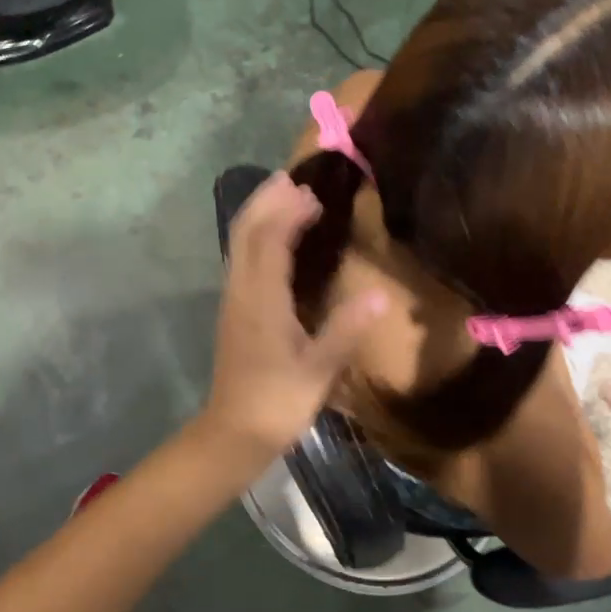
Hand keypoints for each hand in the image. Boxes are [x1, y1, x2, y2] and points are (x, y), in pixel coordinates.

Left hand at [201, 173, 387, 458]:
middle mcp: (241, 290)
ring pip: (239, 242)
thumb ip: (345, 331)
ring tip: (287, 195)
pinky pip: (241, 257)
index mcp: (261, 299)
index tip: (314, 194)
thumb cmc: (277, 403)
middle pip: (246, 230)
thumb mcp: (318, 371)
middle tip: (296, 178)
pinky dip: (257, 235)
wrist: (232, 433)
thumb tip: (377, 294)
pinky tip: (276, 238)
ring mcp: (233, 298)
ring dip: (260, 213)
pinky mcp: (233, 309)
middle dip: (267, 200)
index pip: (270, 240)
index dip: (288, 212)